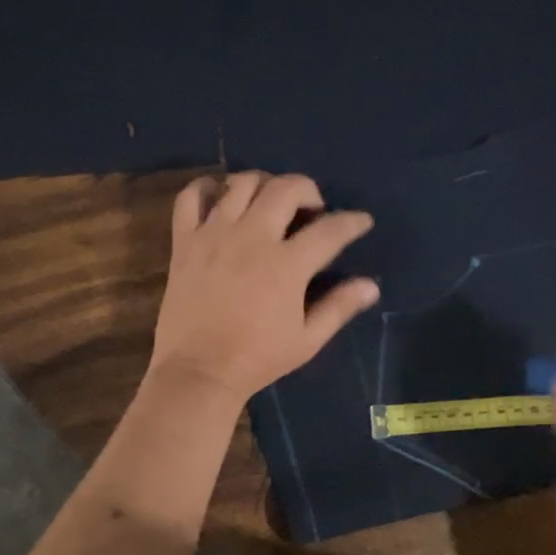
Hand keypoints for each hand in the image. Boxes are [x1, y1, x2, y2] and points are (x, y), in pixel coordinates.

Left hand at [149, 171, 378, 403]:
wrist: (199, 371)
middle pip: (285, 189)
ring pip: (241, 183)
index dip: (351, 222)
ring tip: (269, 201)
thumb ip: (338, 307)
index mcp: (287, 264)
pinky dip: (207, 188)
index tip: (361, 222)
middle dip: (308, 190)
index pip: (329, 230)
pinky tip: (219, 196)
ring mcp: (215, 235)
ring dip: (263, 184)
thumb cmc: (257, 359)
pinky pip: (191, 197)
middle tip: (312, 208)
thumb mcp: (306, 340)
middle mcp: (253, 237)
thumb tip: (371, 286)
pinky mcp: (184, 241)